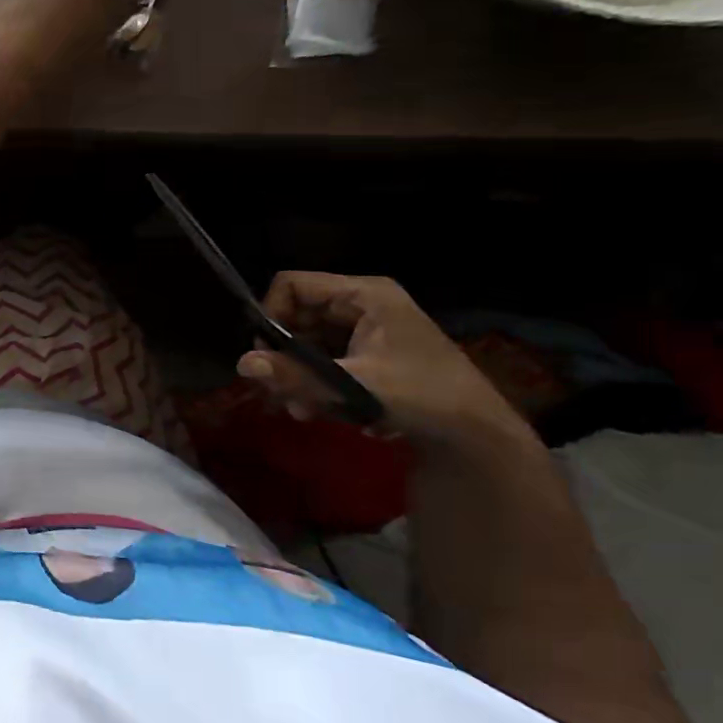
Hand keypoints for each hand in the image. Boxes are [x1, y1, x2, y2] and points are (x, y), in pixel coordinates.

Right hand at [235, 272, 528, 444]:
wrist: (480, 438)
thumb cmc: (424, 398)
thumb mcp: (356, 386)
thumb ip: (296, 374)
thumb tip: (242, 363)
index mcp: (363, 294)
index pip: (292, 285)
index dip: (271, 313)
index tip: (267, 352)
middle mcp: (361, 303)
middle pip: (297, 315)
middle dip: (284, 354)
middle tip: (278, 390)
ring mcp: (365, 328)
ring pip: (307, 341)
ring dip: (297, 374)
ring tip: (301, 410)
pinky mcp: (368, 353)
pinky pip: (324, 358)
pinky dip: (315, 382)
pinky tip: (320, 410)